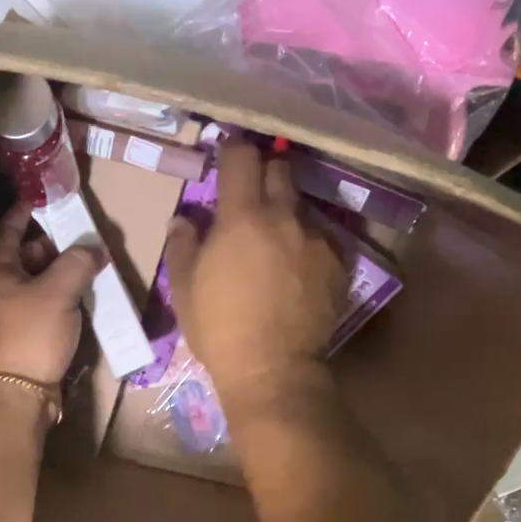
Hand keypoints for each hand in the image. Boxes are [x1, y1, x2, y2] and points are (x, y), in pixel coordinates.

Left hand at [0, 203, 103, 386]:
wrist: (18, 396)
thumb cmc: (32, 336)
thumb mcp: (58, 292)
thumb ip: (77, 263)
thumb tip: (94, 247)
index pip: (9, 231)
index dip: (25, 211)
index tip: (44, 198)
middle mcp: (0, 292)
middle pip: (26, 258)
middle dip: (52, 245)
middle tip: (82, 239)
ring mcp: (11, 318)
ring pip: (38, 286)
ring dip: (61, 276)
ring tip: (90, 268)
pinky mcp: (25, 341)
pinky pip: (45, 310)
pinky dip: (63, 301)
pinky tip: (83, 303)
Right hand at [163, 142, 347, 405]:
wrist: (273, 370)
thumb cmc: (219, 331)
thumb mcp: (184, 292)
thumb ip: (183, 247)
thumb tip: (183, 220)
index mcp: (241, 217)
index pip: (241, 157)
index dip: (233, 151)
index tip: (227, 157)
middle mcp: (284, 216)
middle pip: (280, 170)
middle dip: (264, 175)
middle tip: (251, 198)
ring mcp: (316, 238)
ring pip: (302, 207)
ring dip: (287, 214)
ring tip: (276, 243)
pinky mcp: (338, 263)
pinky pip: (322, 239)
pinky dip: (307, 245)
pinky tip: (297, 270)